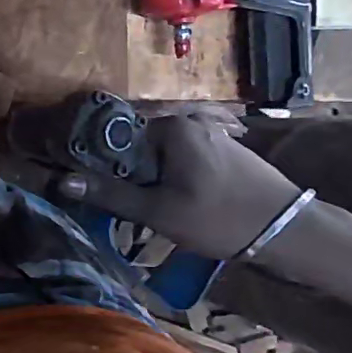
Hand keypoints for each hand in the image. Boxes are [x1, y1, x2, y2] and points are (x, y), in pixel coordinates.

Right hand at [64, 114, 303, 261]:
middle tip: (122, 207)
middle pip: (139, 146)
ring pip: (161, 156)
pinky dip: (172, 179)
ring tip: (146, 210)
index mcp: (171, 127)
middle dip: (128, 174)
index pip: (117, 136)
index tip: (95, 189)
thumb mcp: (157, 211)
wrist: (288, 230)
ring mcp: (209, 135)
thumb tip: (63, 180)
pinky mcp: (223, 151)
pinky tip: (175, 204)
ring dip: (150, 180)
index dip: (101, 163)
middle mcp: (189, 122)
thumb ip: (110, 193)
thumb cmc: (218, 218)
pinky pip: (182, 161)